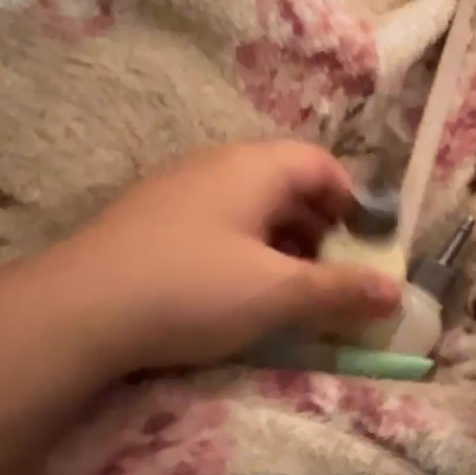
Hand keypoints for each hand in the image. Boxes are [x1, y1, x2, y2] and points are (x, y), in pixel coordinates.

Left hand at [38, 142, 403, 374]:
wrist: (79, 311)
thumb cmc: (192, 290)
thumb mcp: (278, 294)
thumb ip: (340, 292)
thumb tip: (396, 292)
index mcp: (252, 169)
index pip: (320, 163)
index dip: (354, 201)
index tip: (369, 247)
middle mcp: (215, 168)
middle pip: (287, 186)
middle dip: (323, 232)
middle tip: (338, 278)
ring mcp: (178, 195)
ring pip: (252, 211)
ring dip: (286, 248)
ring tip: (296, 295)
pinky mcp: (153, 227)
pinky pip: (220, 230)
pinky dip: (248, 257)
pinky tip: (243, 297)